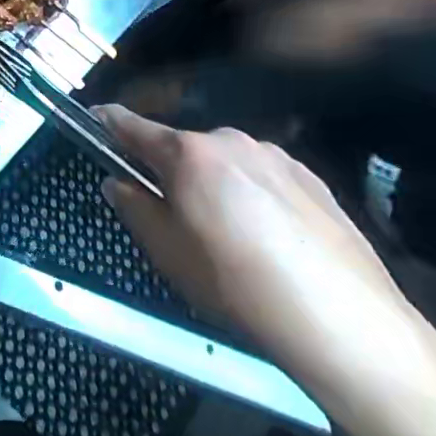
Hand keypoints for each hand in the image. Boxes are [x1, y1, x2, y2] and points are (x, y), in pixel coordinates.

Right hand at [94, 106, 421, 397]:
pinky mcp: (312, 178)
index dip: (109, 122)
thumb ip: (134, 208)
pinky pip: (264, 177)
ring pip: (227, 162)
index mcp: (188, 154)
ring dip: (215, 183)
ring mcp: (276, 156)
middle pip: (184, 148)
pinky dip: (253, 194)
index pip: (134, 126)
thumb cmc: (234, 282)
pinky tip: (270, 238)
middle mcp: (230, 141)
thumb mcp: (167, 252)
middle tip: (174, 212)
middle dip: (172, 169)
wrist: (340, 317)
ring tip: (230, 234)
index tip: (95, 118)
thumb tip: (119, 183)